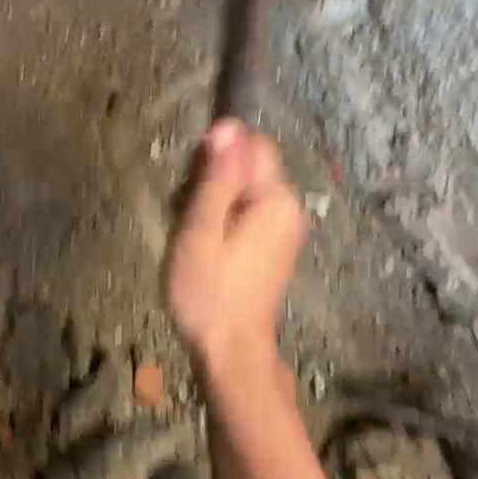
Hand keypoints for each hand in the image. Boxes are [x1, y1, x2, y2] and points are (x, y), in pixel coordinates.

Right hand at [163, 120, 308, 370]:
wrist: (231, 352)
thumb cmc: (208, 291)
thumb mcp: (201, 230)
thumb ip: (216, 178)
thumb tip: (227, 126)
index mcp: (275, 199)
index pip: (251, 144)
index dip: (215, 156)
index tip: (191, 186)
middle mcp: (289, 208)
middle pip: (247, 165)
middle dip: (212, 180)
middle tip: (188, 218)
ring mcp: (284, 228)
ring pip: (243, 189)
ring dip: (213, 201)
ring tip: (194, 236)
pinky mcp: (274, 245)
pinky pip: (246, 211)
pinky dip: (222, 220)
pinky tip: (206, 247)